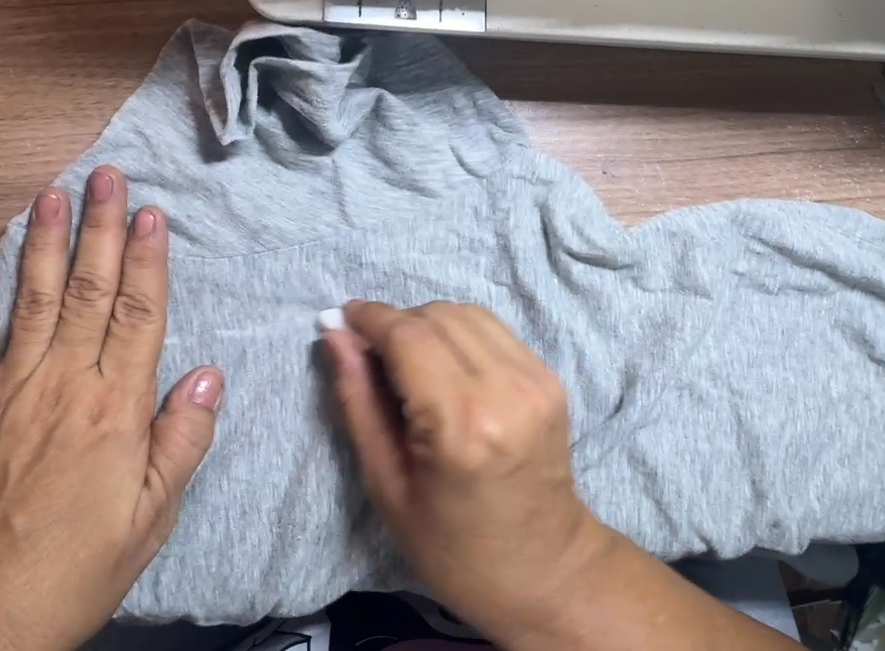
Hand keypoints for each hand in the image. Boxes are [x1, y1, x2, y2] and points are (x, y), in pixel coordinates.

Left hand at [0, 168, 223, 650]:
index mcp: (115, 405)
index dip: (148, 258)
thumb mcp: (153, 514)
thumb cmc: (80, 564)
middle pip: (87, 289)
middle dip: (99, 227)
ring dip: (42, 242)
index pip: (138, 312)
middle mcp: (63, 382)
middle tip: (105, 175)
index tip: (152, 211)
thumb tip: (208, 373)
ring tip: (52, 193)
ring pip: (31, 299)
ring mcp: (7, 390)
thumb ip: (183, 439)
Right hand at [321, 301, 615, 643]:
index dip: (369, 317)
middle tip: (372, 354)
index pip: (407, 336)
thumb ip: (357, 400)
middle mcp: (504, 390)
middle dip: (395, 322)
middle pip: (435, 316)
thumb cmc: (452, 546)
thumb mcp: (386, 483)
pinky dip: (459, 333)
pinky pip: (493, 328)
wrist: (544, 570)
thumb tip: (334, 334)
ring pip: (465, 312)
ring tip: (408, 362)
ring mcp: (535, 379)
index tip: (342, 317)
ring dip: (427, 323)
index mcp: (460, 425)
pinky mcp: (550, 377)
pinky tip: (446, 366)